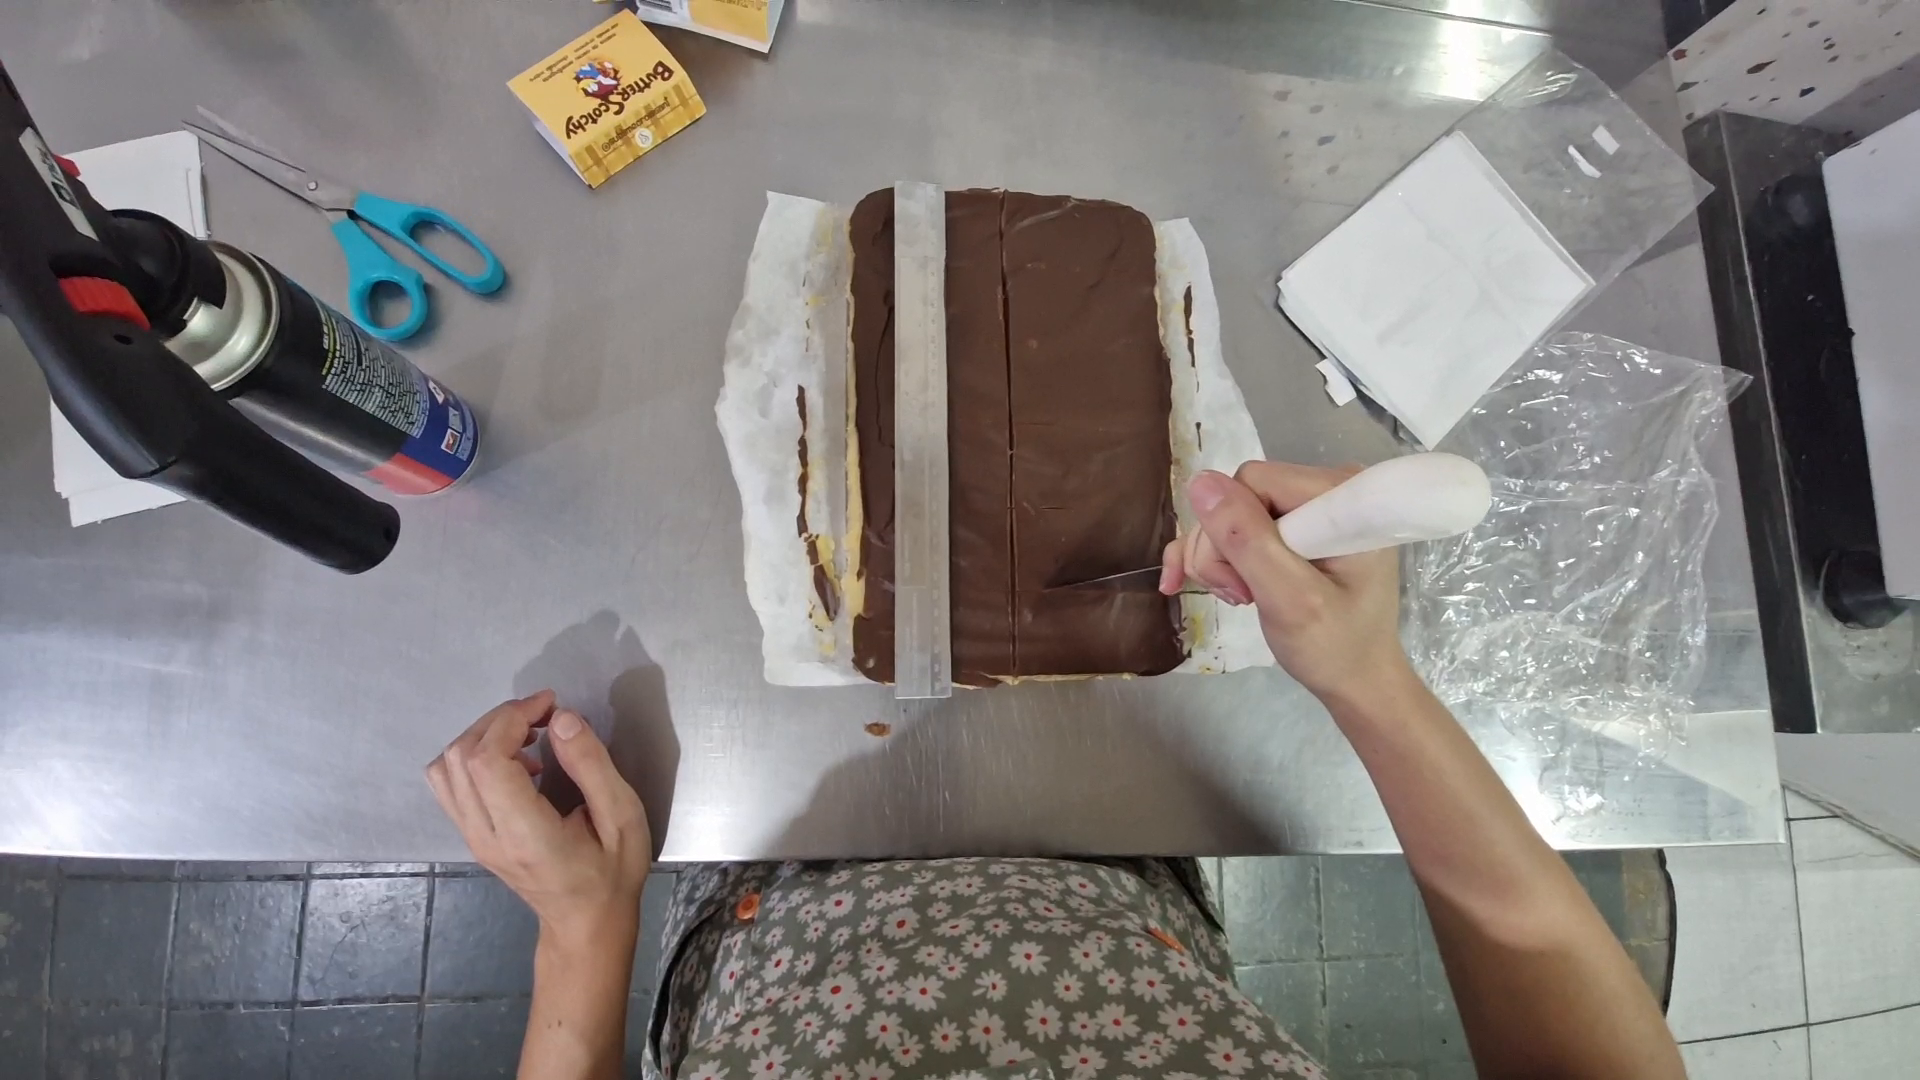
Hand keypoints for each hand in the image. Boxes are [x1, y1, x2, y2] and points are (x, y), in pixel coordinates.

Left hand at [426, 691, 650, 946]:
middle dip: (500, 719)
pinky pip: (452, 784)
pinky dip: (478, 755)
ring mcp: (473, 837)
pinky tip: (519, 759)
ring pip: (446, 769)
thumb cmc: (612, 871)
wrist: (586, 922)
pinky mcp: (474, 834)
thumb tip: (562, 718)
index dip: (511, 719)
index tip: (551, 703)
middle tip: (546, 712)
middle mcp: (486, 834)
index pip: (486, 762)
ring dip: (485, 735)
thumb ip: (591, 765)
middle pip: (459, 758)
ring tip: (530, 732)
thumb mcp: (623, 815)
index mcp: (524, 833)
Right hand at [1160, 462, 1411, 703]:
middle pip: (1236, 497)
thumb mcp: (1289, 599)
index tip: (1245, 584)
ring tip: (1236, 597)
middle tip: (1239, 595)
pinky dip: (1208, 556)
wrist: (1356, 678)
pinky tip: (1184, 581)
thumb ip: (1247, 540)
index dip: (1232, 529)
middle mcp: (1324, 489)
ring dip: (1214, 558)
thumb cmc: (1335, 646)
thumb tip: (1200, 483)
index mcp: (1339, 495)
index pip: (1252, 482)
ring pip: (1225, 514)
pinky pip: (1230, 525)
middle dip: (1220, 549)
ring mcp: (1306, 508)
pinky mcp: (1290, 525)